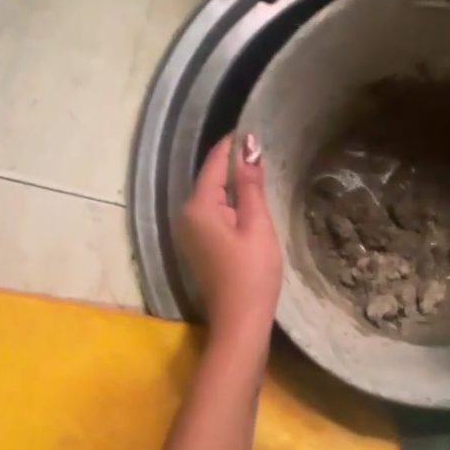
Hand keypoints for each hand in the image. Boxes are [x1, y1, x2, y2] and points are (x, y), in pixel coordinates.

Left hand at [179, 133, 282, 336]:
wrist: (240, 322)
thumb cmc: (252, 274)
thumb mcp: (257, 225)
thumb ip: (251, 185)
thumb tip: (248, 146)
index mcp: (198, 206)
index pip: (215, 163)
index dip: (234, 144)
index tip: (254, 127)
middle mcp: (186, 215)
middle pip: (211, 178)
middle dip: (234, 163)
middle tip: (263, 149)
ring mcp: (189, 232)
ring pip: (213, 196)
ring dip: (234, 184)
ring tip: (261, 170)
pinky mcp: (197, 245)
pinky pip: (213, 213)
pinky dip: (230, 204)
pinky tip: (250, 203)